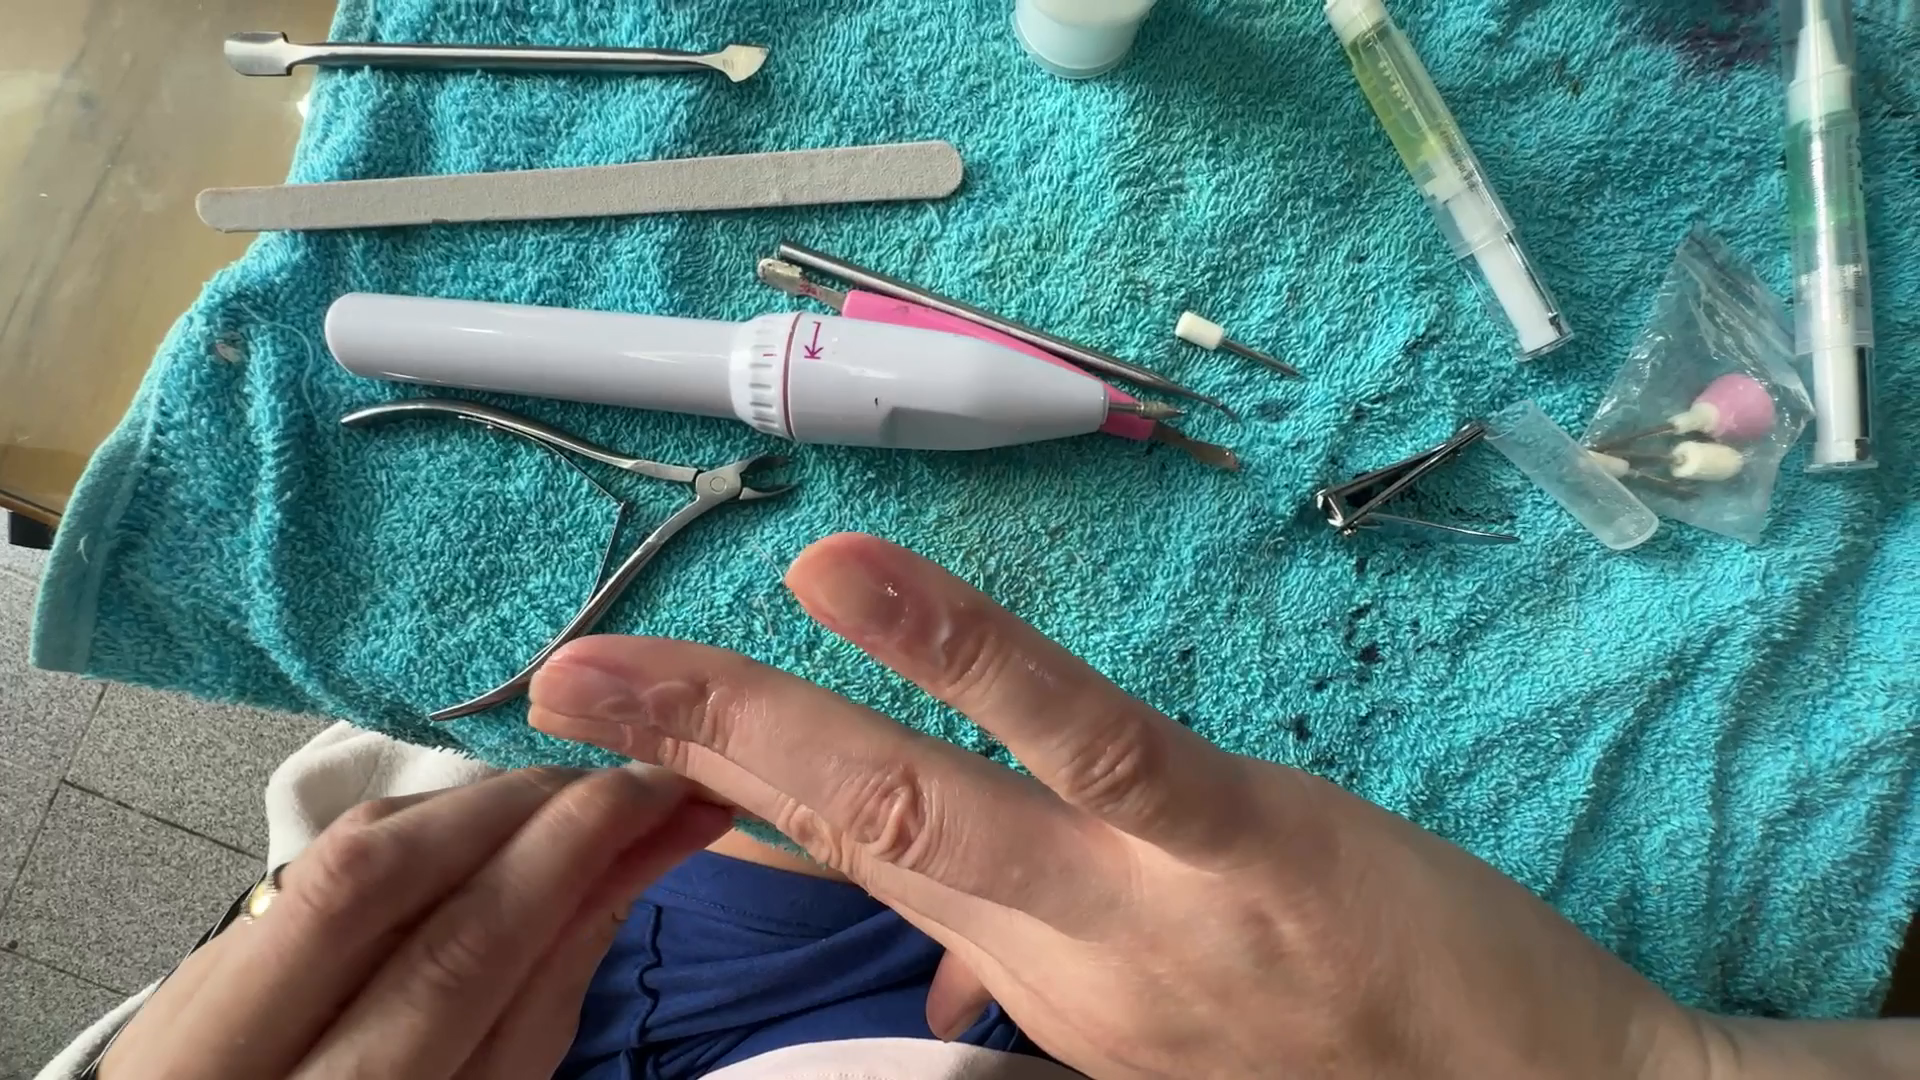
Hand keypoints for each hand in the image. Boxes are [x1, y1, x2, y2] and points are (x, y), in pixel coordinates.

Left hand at [103, 767, 729, 1078]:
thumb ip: (560, 974)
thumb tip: (649, 840)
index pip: (464, 950)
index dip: (577, 843)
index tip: (666, 788)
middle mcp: (229, 1051)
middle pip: (378, 872)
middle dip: (533, 800)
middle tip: (630, 776)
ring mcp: (195, 991)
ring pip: (348, 845)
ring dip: (489, 797)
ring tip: (577, 794)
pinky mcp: (207, 947)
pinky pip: (333, 849)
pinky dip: (438, 816)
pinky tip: (498, 820)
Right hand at [526, 534, 1706, 1079]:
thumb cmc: (1339, 1049)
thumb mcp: (1166, 1027)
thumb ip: (1039, 979)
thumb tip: (945, 971)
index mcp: (1043, 979)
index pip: (854, 868)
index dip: (733, 804)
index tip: (634, 745)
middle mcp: (1056, 946)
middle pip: (843, 830)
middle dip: (694, 752)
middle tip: (565, 687)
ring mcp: (1137, 895)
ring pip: (915, 798)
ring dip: (763, 723)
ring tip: (630, 667)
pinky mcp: (1228, 834)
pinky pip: (1073, 732)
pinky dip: (951, 649)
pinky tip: (843, 578)